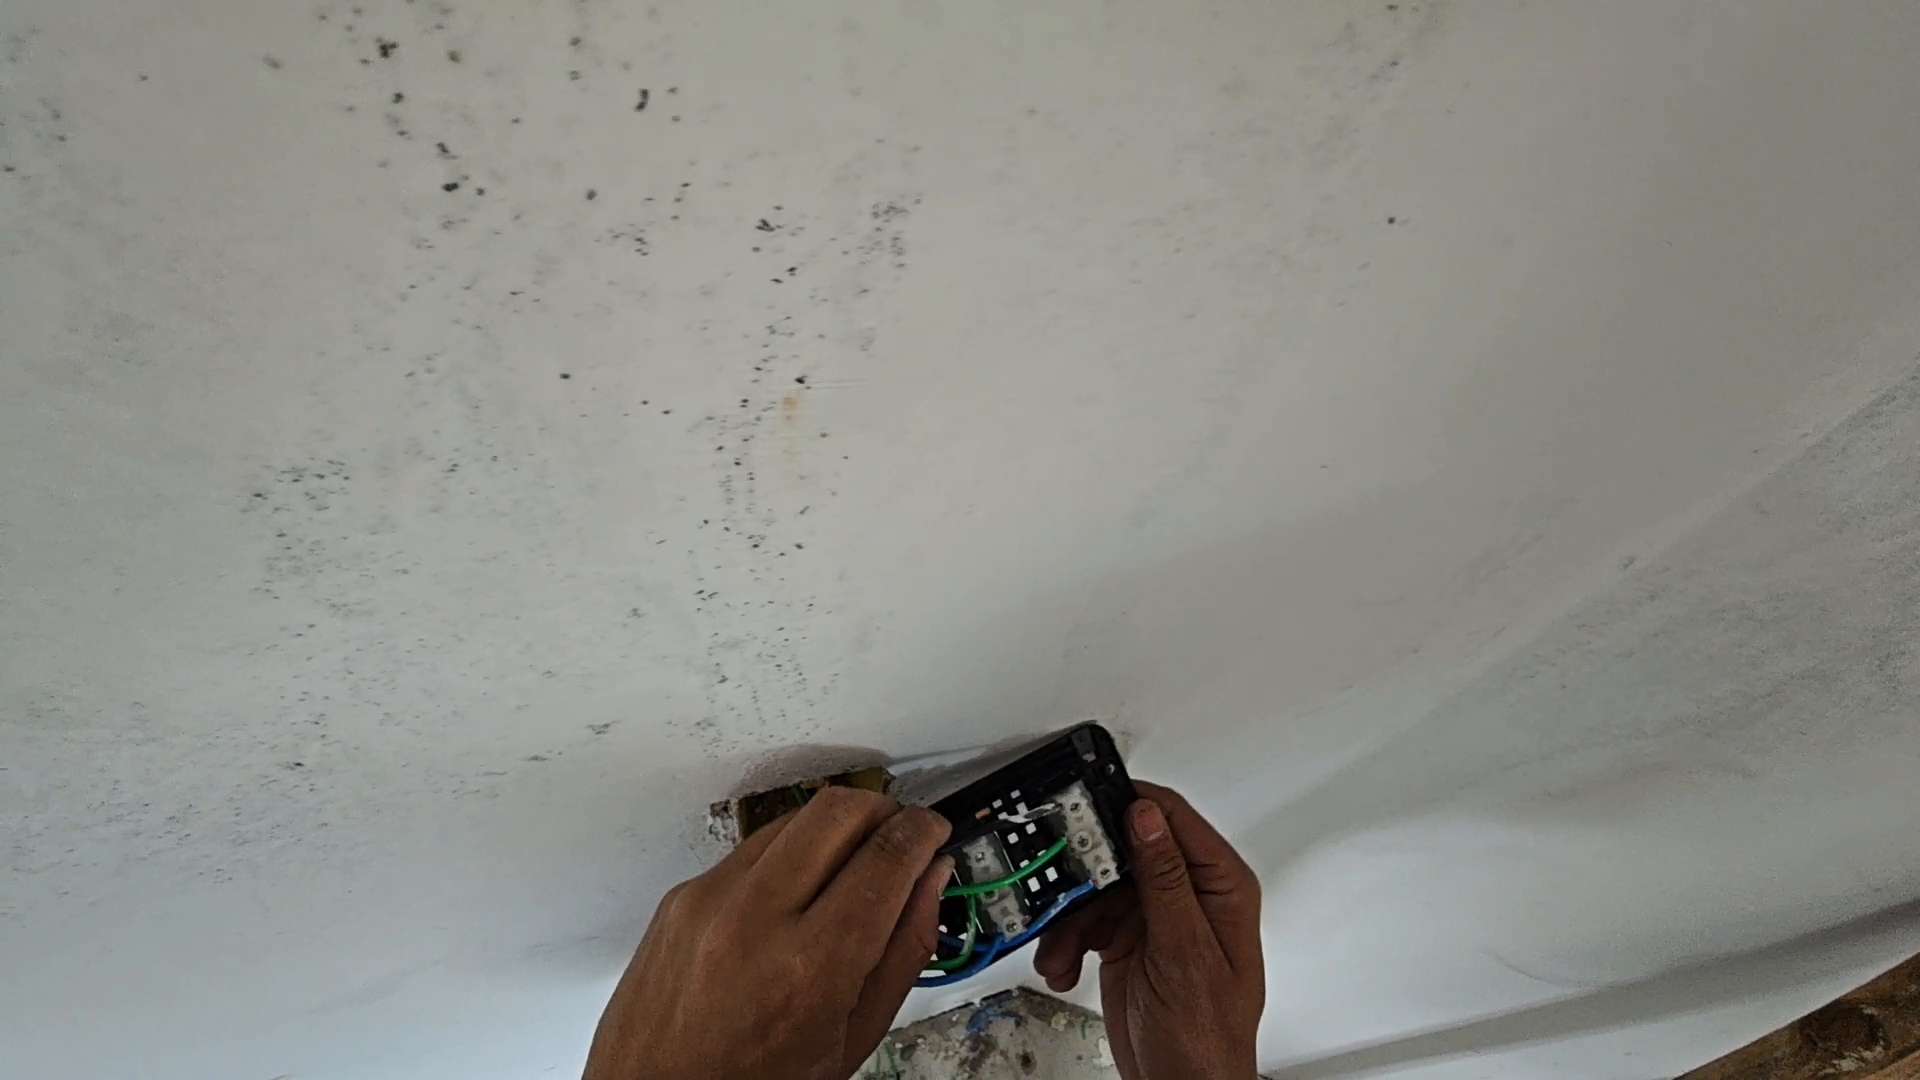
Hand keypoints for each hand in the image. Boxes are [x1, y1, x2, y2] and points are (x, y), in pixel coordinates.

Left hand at [585, 787, 952, 1079]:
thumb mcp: (853, 1040)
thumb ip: (905, 949)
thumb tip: (931, 876)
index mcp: (809, 969)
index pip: (886, 857)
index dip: (923, 830)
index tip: (934, 830)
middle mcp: (754, 919)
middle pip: (841, 810)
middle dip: (884, 810)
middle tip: (899, 837)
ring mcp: (709, 899)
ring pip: (798, 816)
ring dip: (839, 827)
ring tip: (850, 866)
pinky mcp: (682, 893)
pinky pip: (754, 843)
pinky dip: (792, 850)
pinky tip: (797, 889)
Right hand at [1034, 781, 1263, 1079]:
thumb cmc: (1206, 1041)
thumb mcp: (1184, 956)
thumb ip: (1165, 881)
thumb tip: (1147, 817)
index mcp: (1217, 885)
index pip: (1172, 818)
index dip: (1130, 802)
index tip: (1087, 801)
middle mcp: (1185, 890)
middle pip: (1124, 847)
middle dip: (1087, 873)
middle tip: (1061, 884)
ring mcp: (1153, 911)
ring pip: (1096, 882)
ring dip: (1071, 917)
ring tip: (1061, 949)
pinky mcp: (1125, 931)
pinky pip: (1085, 914)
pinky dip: (1067, 938)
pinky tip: (1064, 963)